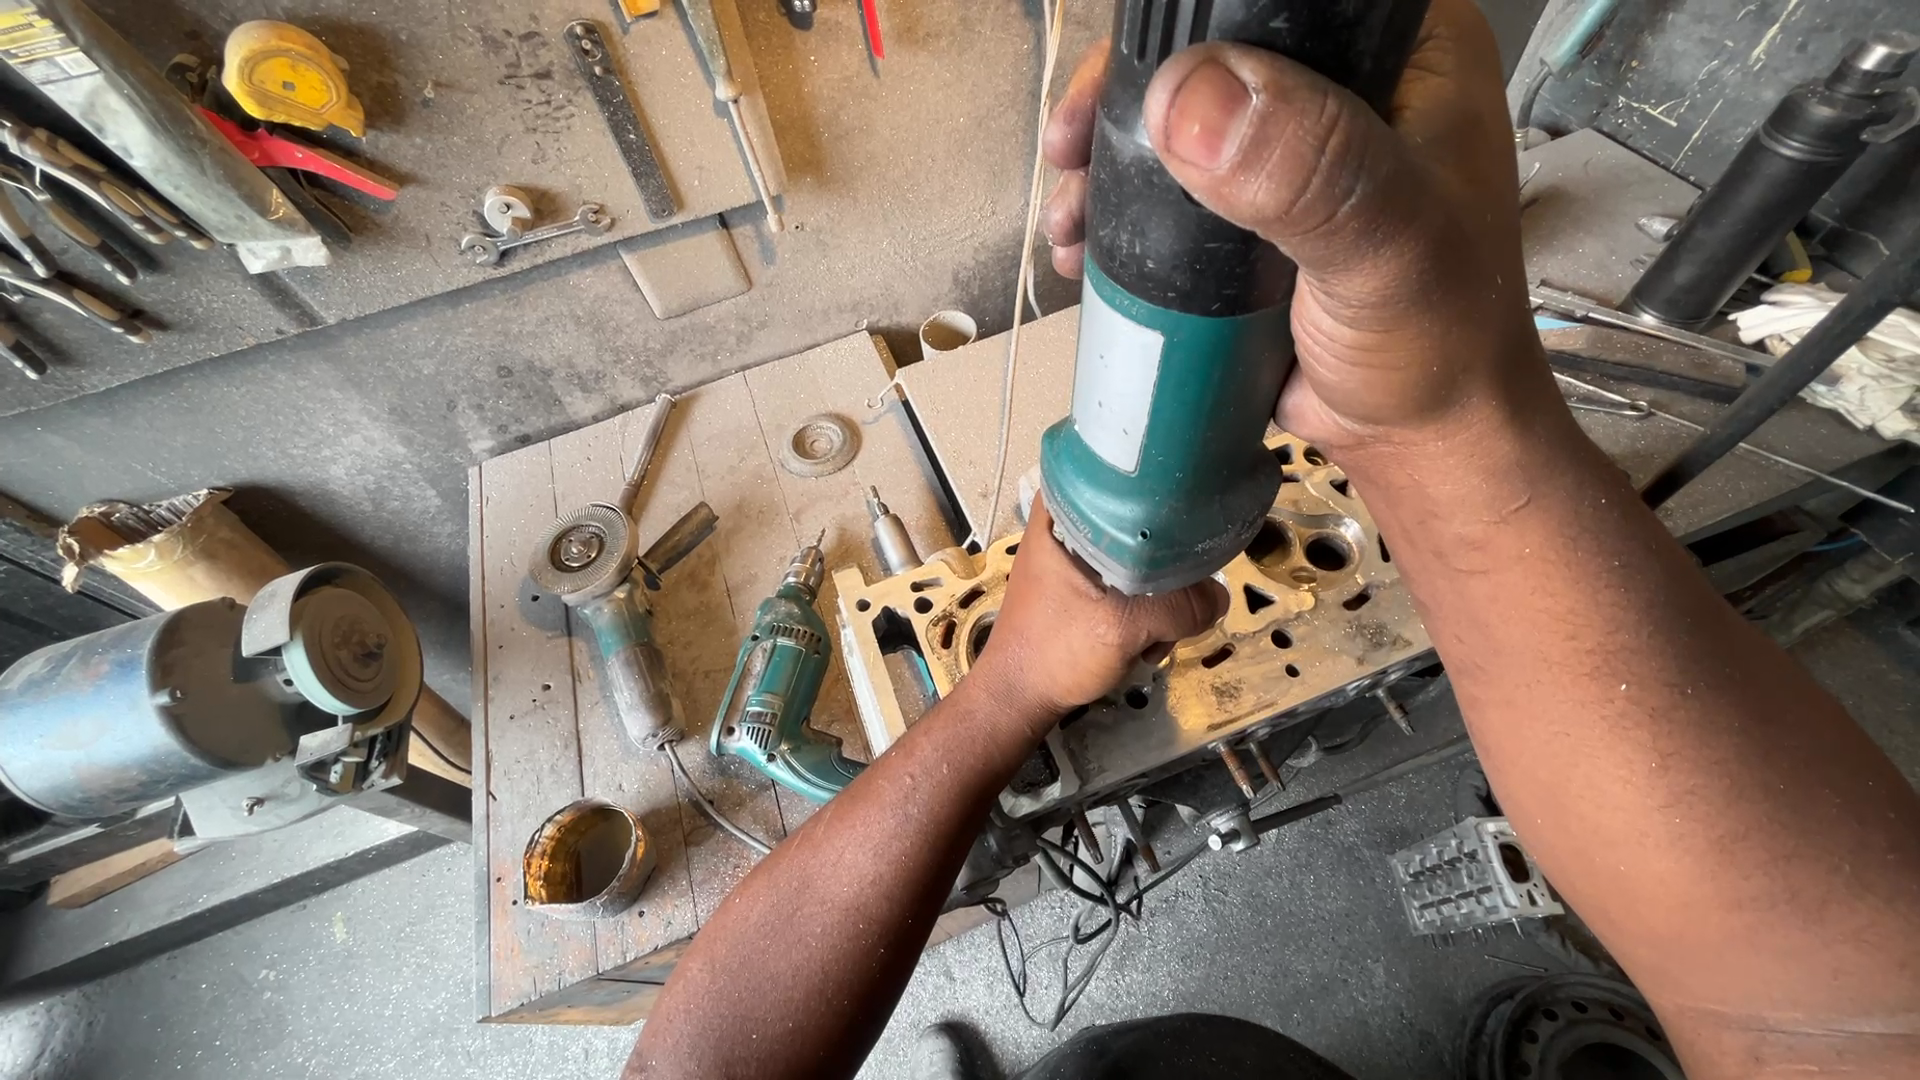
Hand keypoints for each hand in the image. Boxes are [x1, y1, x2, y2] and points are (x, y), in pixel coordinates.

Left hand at [969, 497, 1227, 724]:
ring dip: (1158, 601)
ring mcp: (1077, 557)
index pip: (1124, 475)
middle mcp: (1069, 523)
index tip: (1193, 520)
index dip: (1163, 495)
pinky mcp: (1085, 586)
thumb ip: (1178, 606)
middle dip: (1167, 569)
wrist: (1019, 697)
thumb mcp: (1121, 625)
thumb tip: (1218, 595)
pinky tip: (1141, 644)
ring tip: (1149, 638)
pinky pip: (1133, 586)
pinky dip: (1144, 613)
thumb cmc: (1054, 651)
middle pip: (1143, 524)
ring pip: (1143, 561)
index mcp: (1063, 511)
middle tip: (1170, 606)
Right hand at [1041, 0, 1550, 456]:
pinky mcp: (1246, 235)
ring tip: (1064, 225)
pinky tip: (1082, 257)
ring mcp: (1284, 171)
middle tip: (1065, 156)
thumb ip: (1305, 171)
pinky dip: (1118, 231)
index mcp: (1396, 58)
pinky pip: (1170, 214)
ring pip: (1174, 147)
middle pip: (1203, 74)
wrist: (1411, 434)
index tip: (1105, 89)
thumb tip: (1184, 99)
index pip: (1276, 5)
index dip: (1183, 29)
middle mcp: (1334, 100)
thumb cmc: (1428, 340)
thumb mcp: (1380, 244)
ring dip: (1105, 180)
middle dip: (1118, 116)